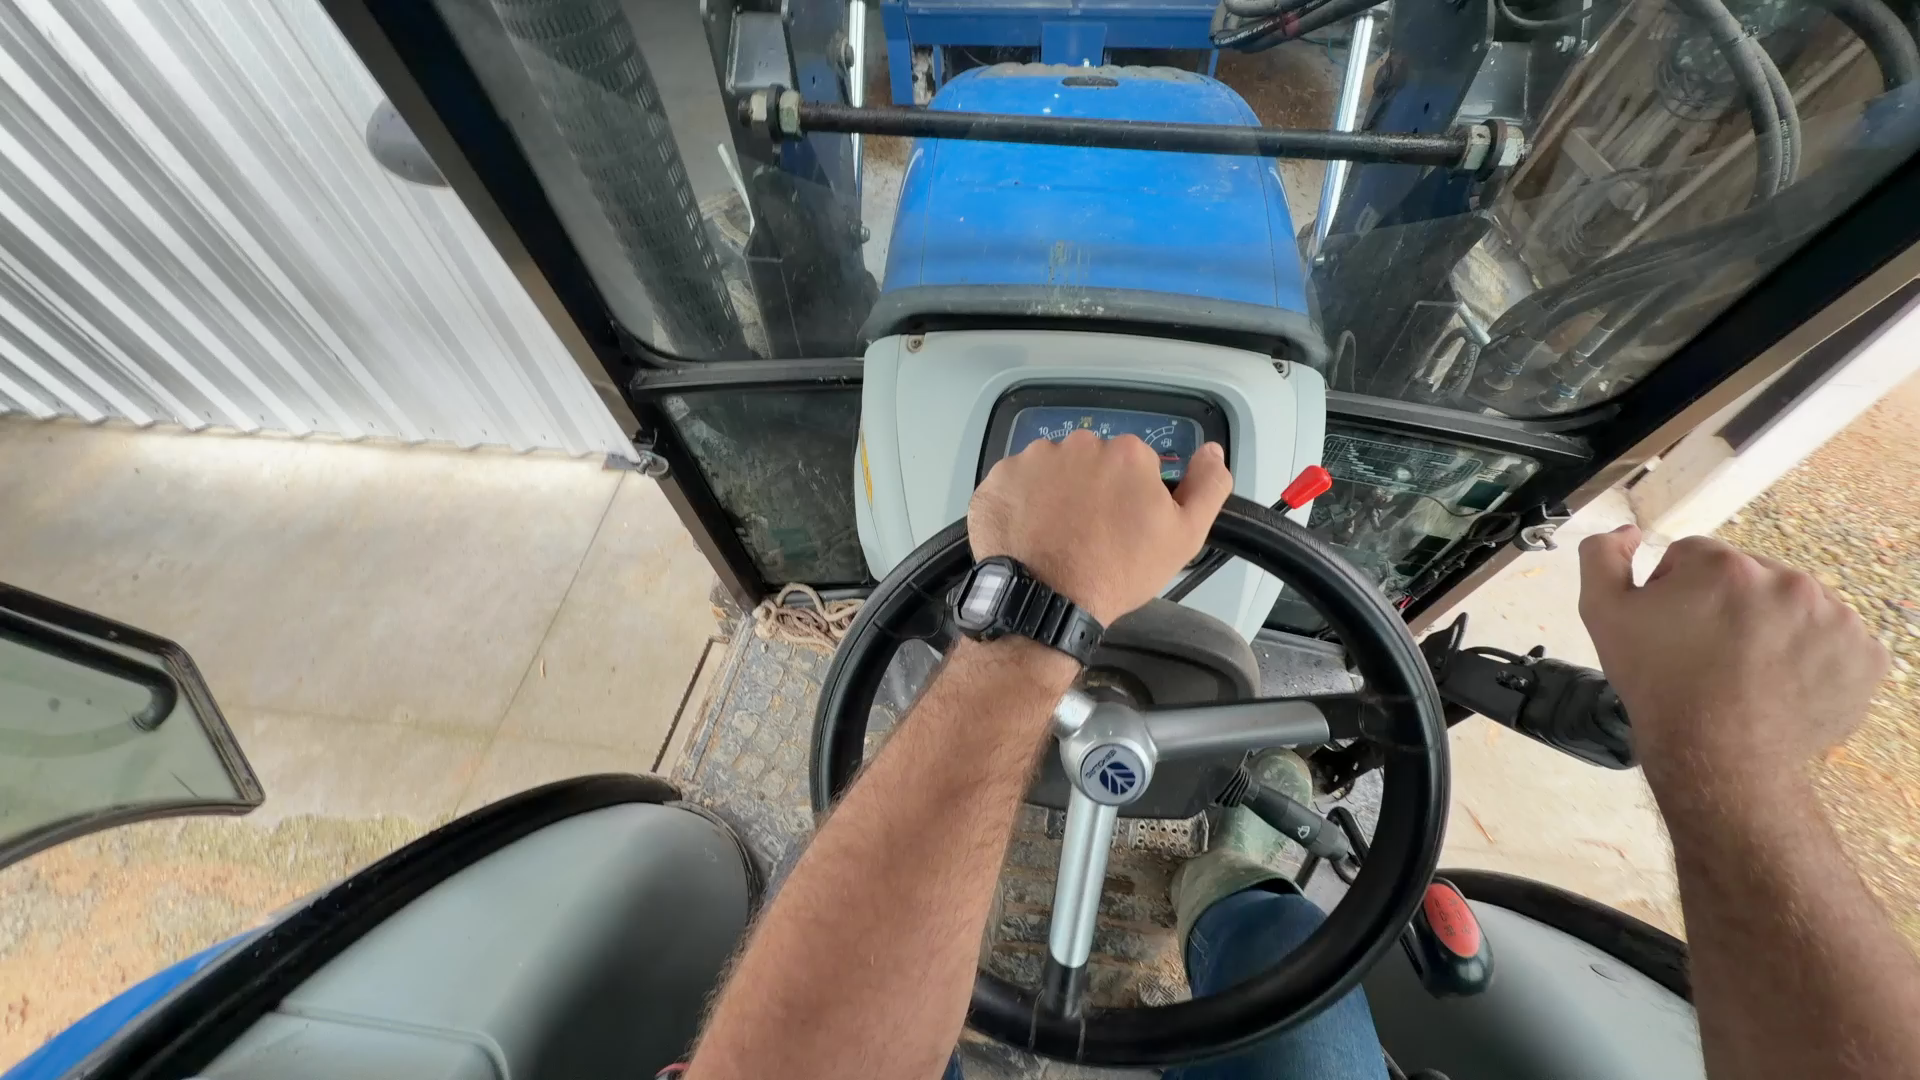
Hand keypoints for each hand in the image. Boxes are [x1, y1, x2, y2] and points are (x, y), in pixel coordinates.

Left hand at [968, 432, 1233, 624]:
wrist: (1047, 600)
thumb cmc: (1116, 572)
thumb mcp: (1183, 537)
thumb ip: (1207, 487)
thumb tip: (1214, 452)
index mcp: (1126, 454)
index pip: (1134, 465)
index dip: (1130, 496)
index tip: (1122, 524)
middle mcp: (1078, 445)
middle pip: (1090, 462)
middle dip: (1090, 489)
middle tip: (1089, 532)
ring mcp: (1032, 460)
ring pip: (1051, 470)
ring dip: (1054, 493)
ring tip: (1056, 536)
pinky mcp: (997, 479)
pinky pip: (1014, 484)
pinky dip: (1020, 503)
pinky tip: (1029, 533)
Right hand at [1577, 526, 1887, 802]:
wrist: (1717, 748)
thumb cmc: (1654, 677)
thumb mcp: (1601, 611)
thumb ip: (1602, 556)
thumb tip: (1629, 533)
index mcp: (1726, 567)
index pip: (1691, 554)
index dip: (1668, 586)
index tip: (1663, 622)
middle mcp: (1790, 581)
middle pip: (1743, 575)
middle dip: (1719, 601)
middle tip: (1696, 645)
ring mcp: (1837, 619)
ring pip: (1787, 605)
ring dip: (1762, 623)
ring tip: (1736, 664)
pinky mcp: (1866, 655)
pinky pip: (1826, 637)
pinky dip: (1800, 651)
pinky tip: (1771, 677)